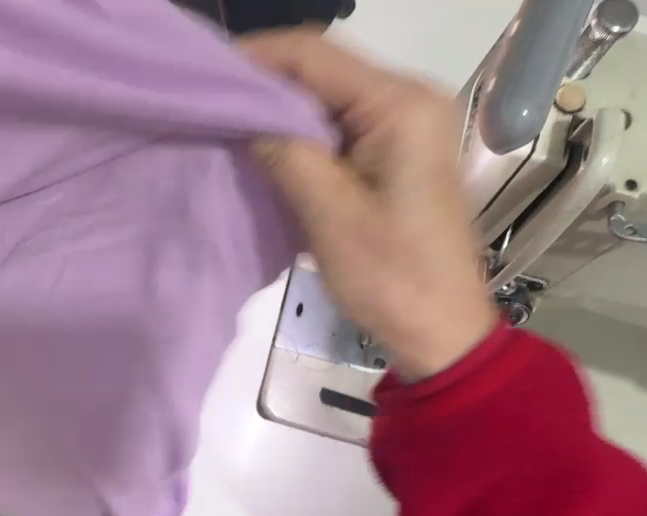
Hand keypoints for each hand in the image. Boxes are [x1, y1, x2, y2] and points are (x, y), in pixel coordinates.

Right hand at [244, 30, 497, 379]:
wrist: (440, 328)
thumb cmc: (391, 278)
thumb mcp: (331, 216)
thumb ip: (287, 155)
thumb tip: (245, 119)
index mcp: (400, 106)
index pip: (316, 55)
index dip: (257, 59)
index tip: (205, 76)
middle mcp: (409, 100)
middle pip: (324, 71)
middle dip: (266, 84)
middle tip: (212, 107)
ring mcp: (407, 127)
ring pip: (330, 100)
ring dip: (281, 112)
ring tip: (230, 129)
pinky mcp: (398, 155)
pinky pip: (342, 129)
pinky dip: (303, 137)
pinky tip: (269, 152)